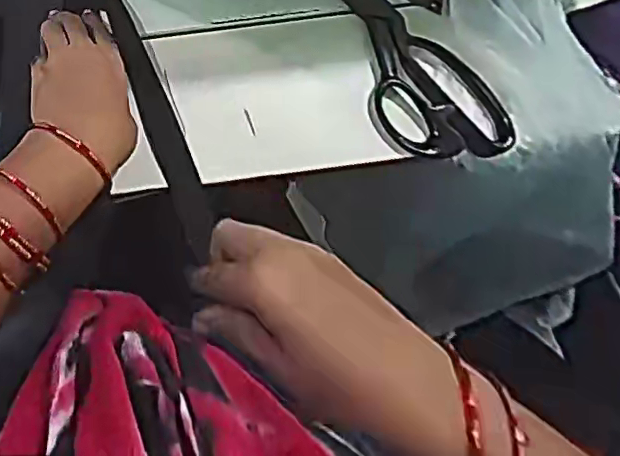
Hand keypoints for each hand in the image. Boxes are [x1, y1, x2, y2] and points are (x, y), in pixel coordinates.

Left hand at [29, 11, 136, 174]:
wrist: (75, 148)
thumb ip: (117, 100)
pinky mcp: (37, 74)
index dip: (95, 21)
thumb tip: (114, 108)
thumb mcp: (126, 117)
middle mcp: (83, 53)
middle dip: (70, 18)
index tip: (92, 18)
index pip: (102, 28)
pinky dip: (38, 55)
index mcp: (110, 59)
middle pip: (73, 21)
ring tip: (51, 23)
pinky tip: (40, 58)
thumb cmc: (104, 136)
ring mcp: (57, 61)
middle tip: (68, 17)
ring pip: (51, 28)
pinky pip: (36, 56)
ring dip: (51, 25)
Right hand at [190, 220, 464, 455]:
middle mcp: (280, 253)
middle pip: (224, 232)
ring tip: (257, 300)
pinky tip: (285, 298)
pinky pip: (280, 242)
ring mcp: (305, 250)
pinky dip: (270, 260)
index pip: (209, 272)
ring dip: (244, 257)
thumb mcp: (281, 368)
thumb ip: (235, 333)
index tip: (203, 306)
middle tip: (226, 295)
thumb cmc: (356, 386)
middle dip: (217, 259)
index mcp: (262, 280)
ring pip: (251, 232)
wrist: (419, 387)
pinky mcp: (326, 255)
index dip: (200, 292)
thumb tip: (208, 319)